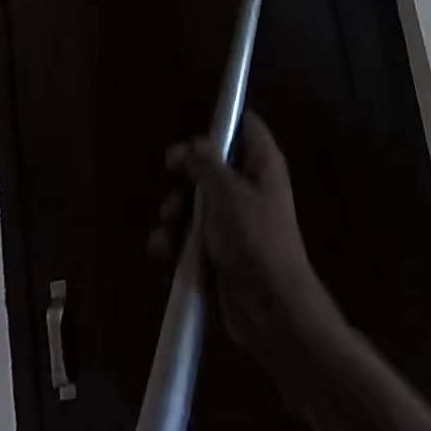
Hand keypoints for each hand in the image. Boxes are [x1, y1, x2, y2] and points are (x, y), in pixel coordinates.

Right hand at [156, 112, 343, 360]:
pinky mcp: (218, 253)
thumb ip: (207, 164)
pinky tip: (163, 250)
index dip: (221, 122)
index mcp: (262, 165)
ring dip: (176, 210)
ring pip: (196, 202)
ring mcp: (234, 222)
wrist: (267, 308)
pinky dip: (174, 241)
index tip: (193, 128)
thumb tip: (195, 143)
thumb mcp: (227, 194)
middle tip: (170, 172)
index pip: (246, 127)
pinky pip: (190, 237)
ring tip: (170, 221)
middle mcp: (249, 188)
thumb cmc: (253, 239)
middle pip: (213, 165)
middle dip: (187, 171)